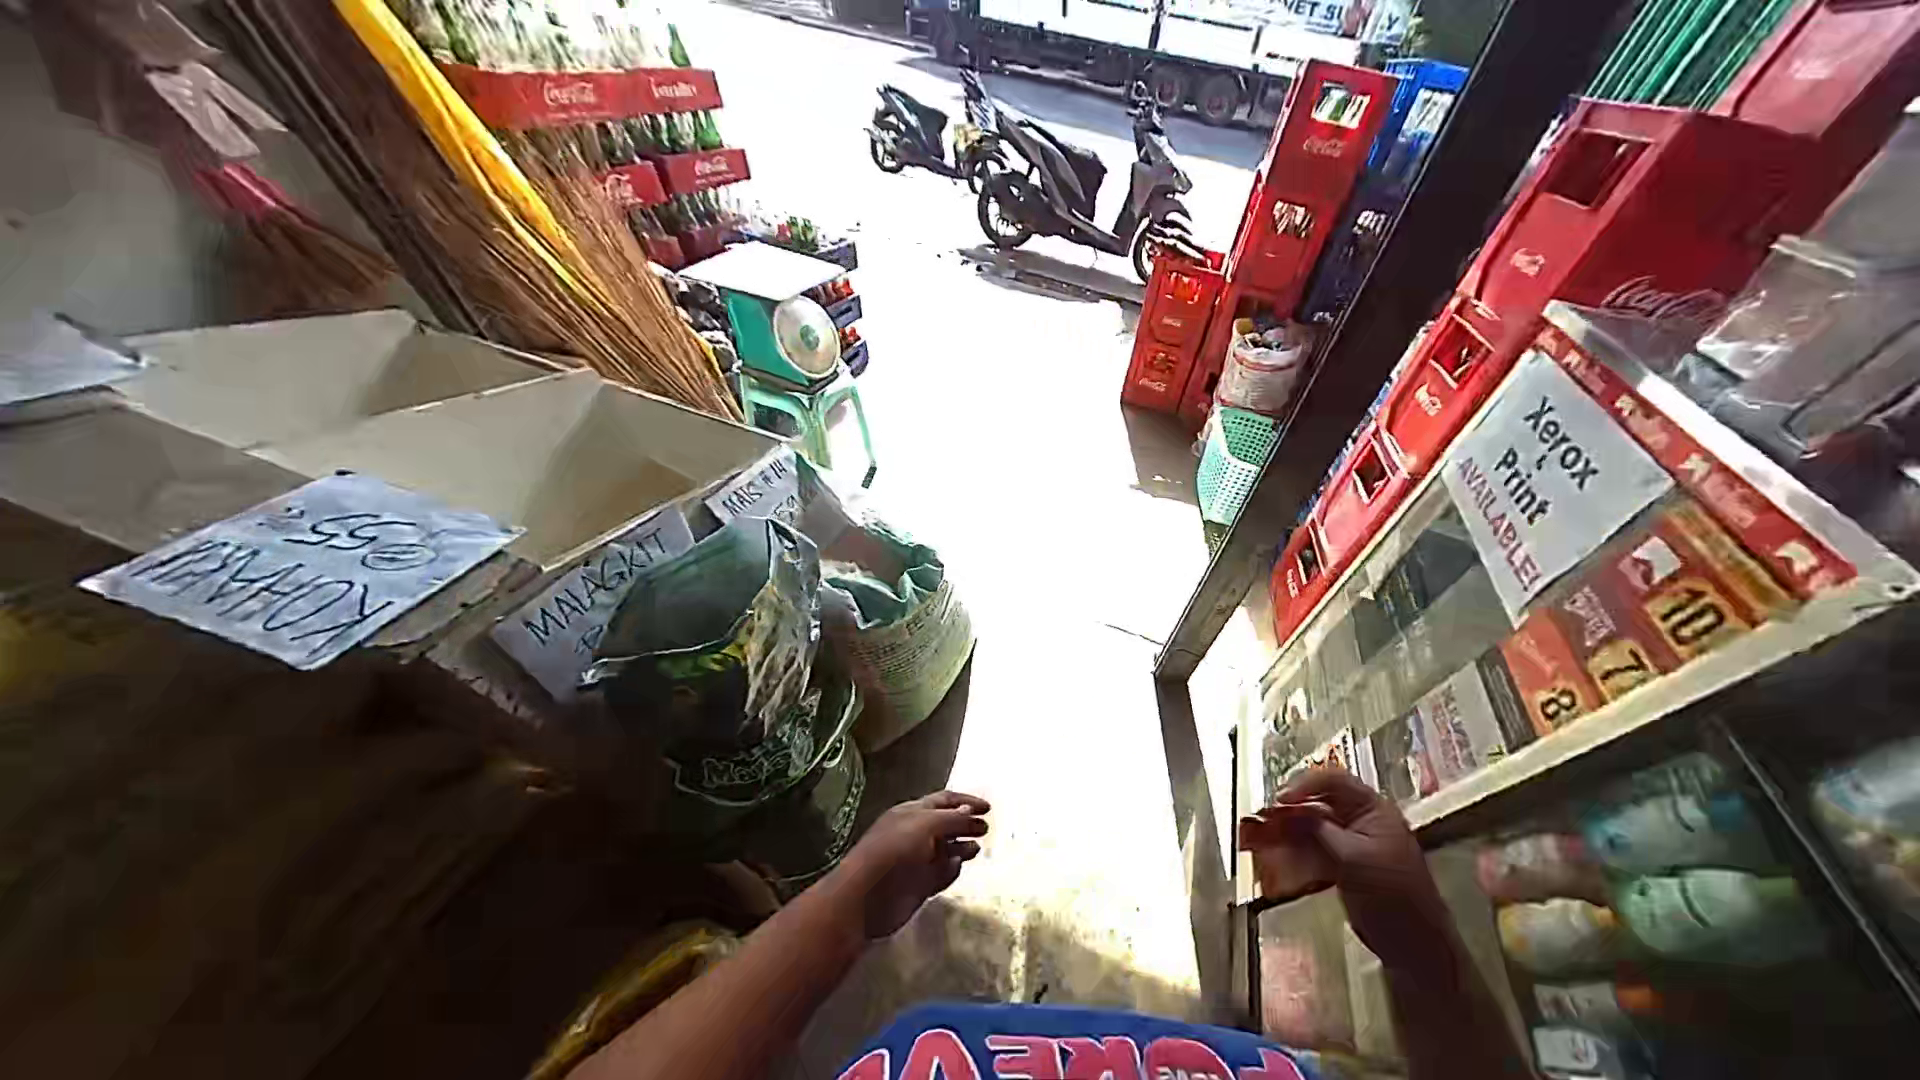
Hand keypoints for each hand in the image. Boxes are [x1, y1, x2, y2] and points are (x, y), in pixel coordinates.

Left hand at [831, 791, 989, 938]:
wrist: (867, 896)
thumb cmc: (894, 851)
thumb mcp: (924, 825)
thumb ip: (950, 819)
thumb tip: (970, 811)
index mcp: (913, 812)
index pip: (944, 800)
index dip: (966, 801)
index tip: (988, 808)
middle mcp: (916, 833)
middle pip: (947, 824)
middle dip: (967, 825)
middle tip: (987, 828)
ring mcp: (918, 860)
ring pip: (946, 850)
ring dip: (962, 847)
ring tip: (977, 849)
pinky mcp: (920, 885)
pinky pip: (941, 873)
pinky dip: (951, 870)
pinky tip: (957, 867)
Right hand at [1239, 768, 1448, 967]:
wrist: (1414, 946)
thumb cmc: (1392, 896)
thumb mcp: (1353, 858)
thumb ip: (1318, 829)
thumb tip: (1287, 809)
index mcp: (1373, 809)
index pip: (1333, 781)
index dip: (1304, 784)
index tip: (1281, 799)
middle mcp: (1361, 819)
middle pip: (1318, 800)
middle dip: (1290, 806)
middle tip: (1266, 815)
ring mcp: (1351, 840)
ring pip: (1311, 822)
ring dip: (1287, 826)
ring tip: (1264, 832)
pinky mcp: (1341, 861)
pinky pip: (1311, 844)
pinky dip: (1293, 845)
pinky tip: (1275, 850)